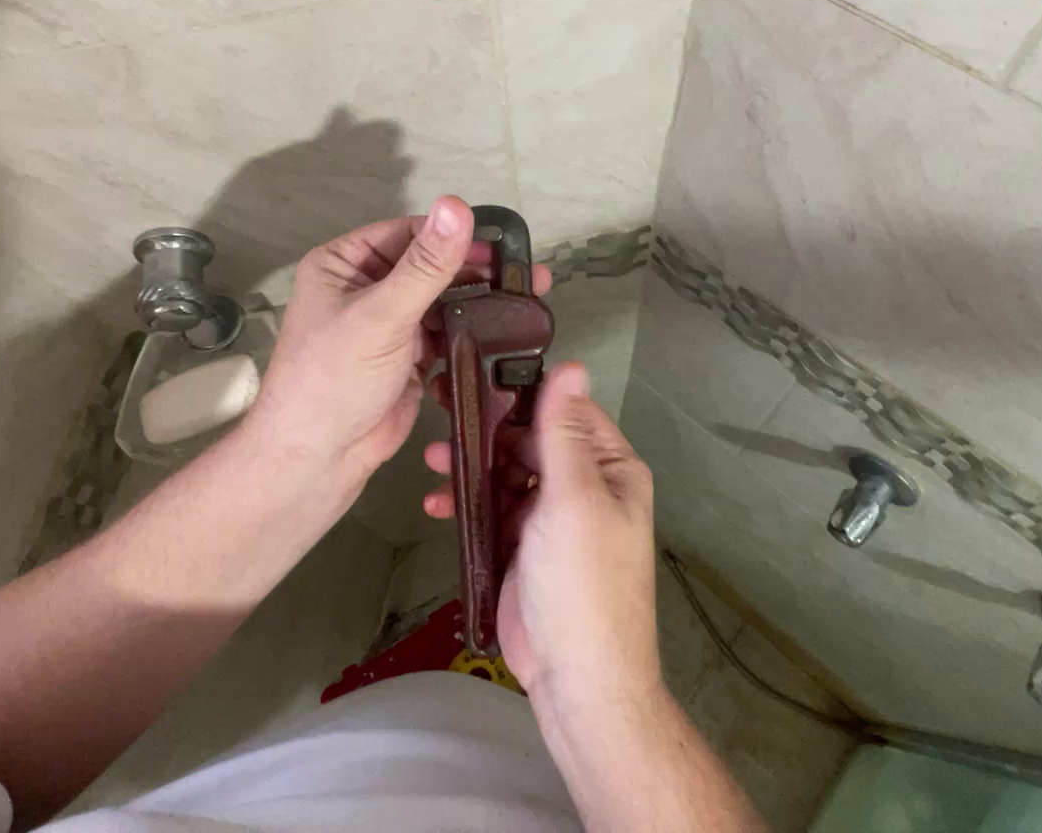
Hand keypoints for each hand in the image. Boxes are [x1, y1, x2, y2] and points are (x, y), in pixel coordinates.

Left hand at [246, 196, 550, 482]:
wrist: (319, 459)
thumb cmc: (335, 378)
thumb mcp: (381, 315)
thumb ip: (425, 265)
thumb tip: (456, 204)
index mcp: (344, 264)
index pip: (408, 234)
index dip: (454, 237)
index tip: (503, 247)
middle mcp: (366, 287)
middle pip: (430, 267)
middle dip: (475, 272)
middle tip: (528, 276)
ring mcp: (389, 324)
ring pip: (442, 301)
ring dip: (479, 302)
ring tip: (528, 302)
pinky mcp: (409, 356)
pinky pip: (446, 333)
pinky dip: (472, 333)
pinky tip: (508, 332)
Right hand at [425, 364, 660, 701]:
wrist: (576, 676)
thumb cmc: (583, 580)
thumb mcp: (573, 498)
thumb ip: (563, 431)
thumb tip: (572, 365)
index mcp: (610, 467)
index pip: (567, 412)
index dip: (524, 393)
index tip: (476, 376)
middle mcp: (584, 486)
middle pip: (530, 442)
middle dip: (487, 434)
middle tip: (440, 416)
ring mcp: (551, 518)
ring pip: (506, 476)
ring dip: (470, 469)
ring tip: (432, 463)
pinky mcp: (523, 546)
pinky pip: (493, 511)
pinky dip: (467, 506)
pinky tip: (438, 506)